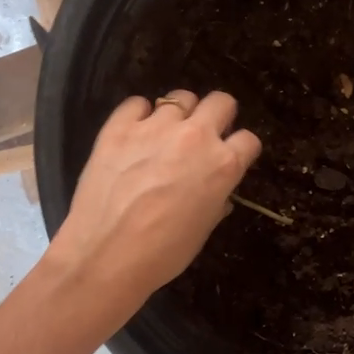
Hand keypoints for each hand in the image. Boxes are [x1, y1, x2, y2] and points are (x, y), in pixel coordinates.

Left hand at [47, 89, 261, 315]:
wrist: (106, 256)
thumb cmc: (163, 253)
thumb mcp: (202, 231)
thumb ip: (215, 202)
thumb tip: (217, 195)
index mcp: (223, 165)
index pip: (248, 140)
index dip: (242, 149)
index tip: (233, 157)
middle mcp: (195, 136)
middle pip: (220, 102)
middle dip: (218, 116)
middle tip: (205, 135)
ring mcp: (155, 126)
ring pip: (179, 98)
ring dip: (179, 114)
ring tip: (166, 135)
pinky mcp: (119, 126)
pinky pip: (136, 103)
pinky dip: (139, 115)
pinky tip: (134, 134)